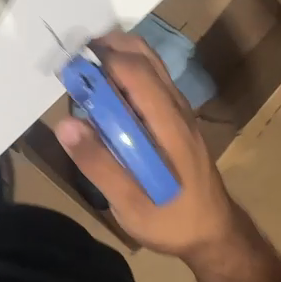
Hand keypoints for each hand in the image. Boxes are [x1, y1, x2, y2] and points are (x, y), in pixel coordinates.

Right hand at [54, 31, 245, 262]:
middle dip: (110, 47)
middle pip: (146, 58)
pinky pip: (153, 81)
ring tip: (85, 69)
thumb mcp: (130, 205)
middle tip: (74, 58)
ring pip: (151, 66)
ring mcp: (180, 112)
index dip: (103, 60)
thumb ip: (99, 165)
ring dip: (119, 56)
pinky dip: (127, 72)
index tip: (70, 65)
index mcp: (169, 126)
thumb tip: (65, 124)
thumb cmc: (172, 222)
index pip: (137, 73)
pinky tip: (106, 92)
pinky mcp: (177, 120)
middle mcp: (178, 109)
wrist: (215, 234)